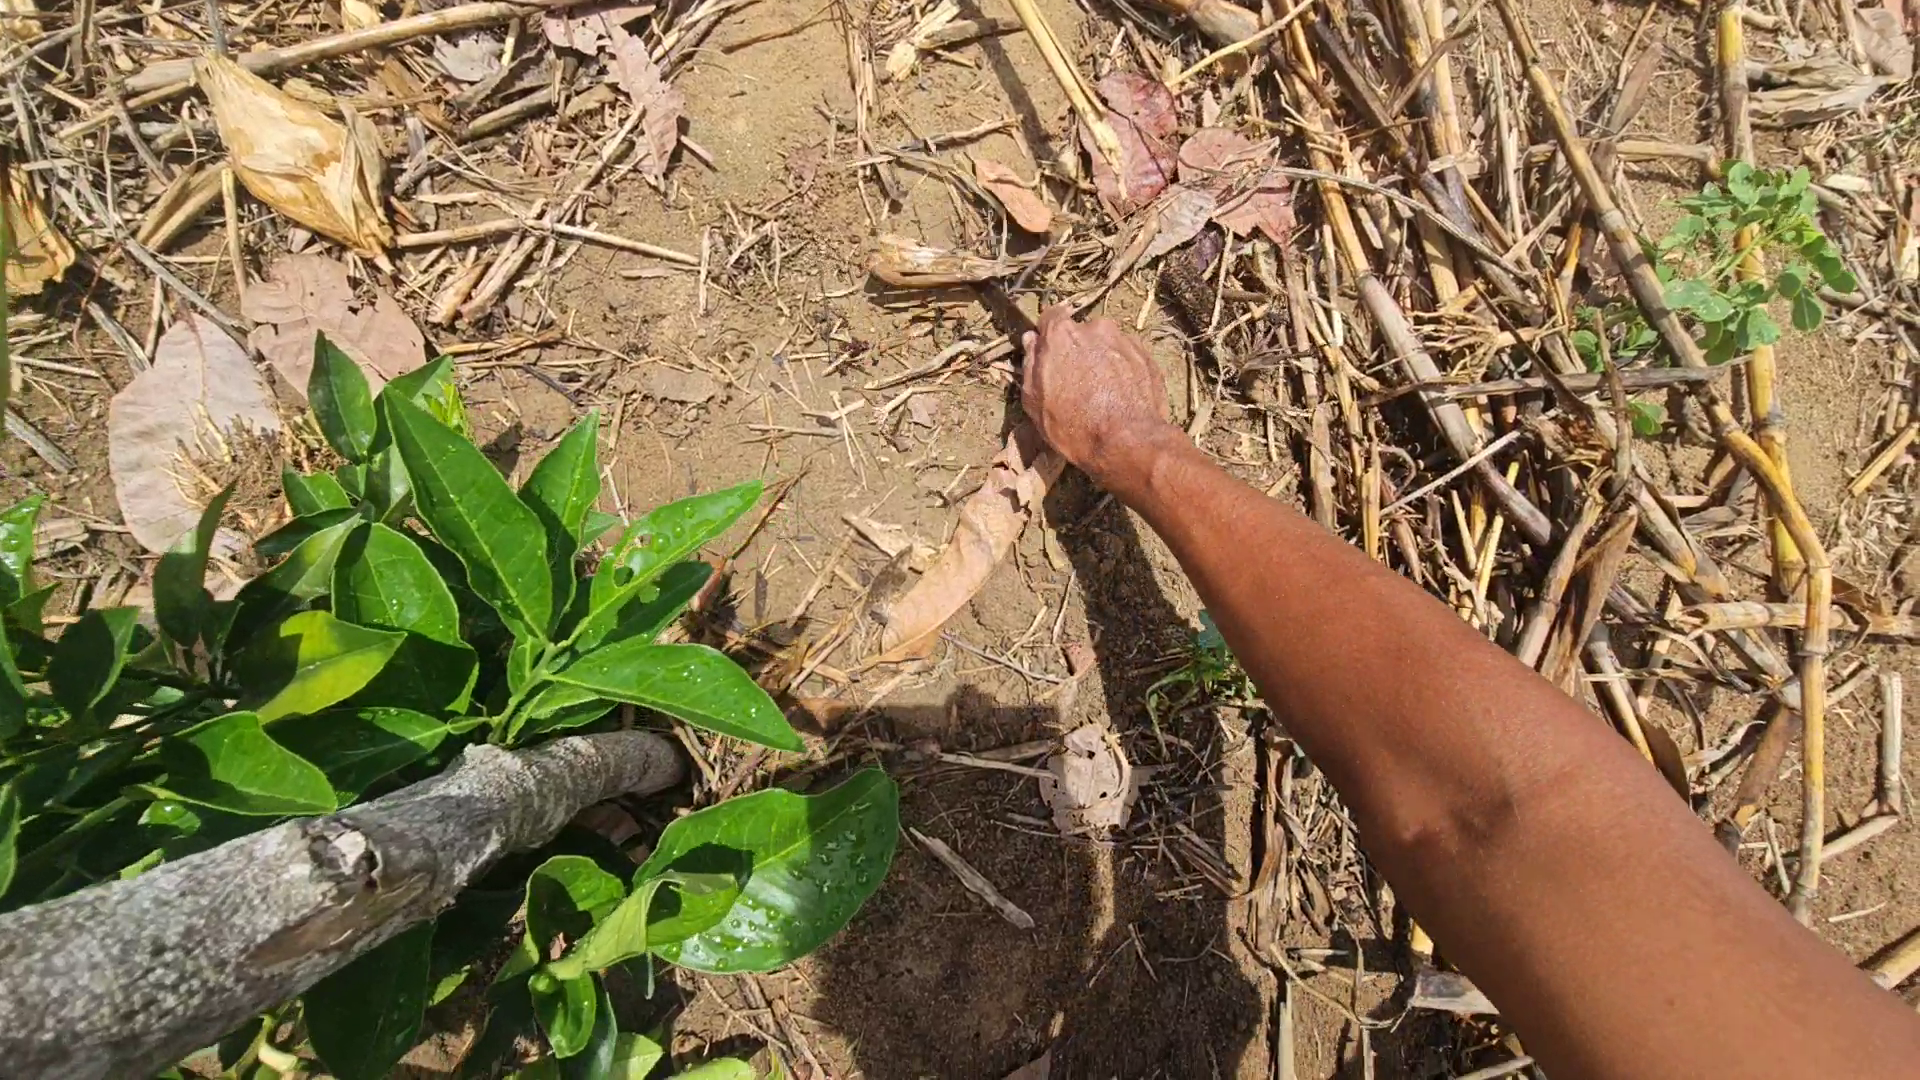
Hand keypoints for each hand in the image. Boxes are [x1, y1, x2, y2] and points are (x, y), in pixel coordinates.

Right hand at [1021, 305, 1175, 492]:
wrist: (1127, 442)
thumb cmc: (1074, 426)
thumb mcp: (1035, 402)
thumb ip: (1031, 364)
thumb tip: (1032, 341)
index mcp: (1062, 335)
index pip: (1051, 317)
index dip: (1049, 335)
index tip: (1050, 354)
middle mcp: (1095, 329)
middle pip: (1081, 333)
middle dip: (1077, 351)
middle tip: (1075, 383)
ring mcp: (1124, 341)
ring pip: (1106, 345)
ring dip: (1101, 361)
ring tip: (1101, 394)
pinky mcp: (1146, 357)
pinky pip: (1127, 357)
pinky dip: (1122, 371)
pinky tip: (1119, 398)